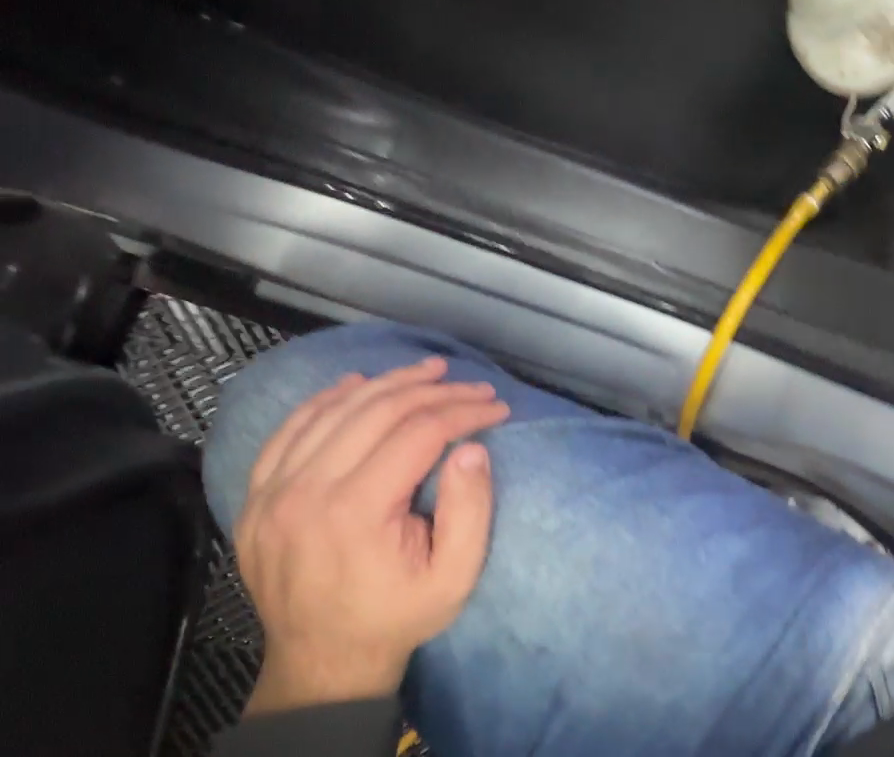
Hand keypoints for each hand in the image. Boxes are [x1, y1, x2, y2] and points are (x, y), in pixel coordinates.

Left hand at [235, 358, 507, 714]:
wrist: (323, 660)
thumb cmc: (399, 613)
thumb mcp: (455, 573)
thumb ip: (469, 509)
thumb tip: (472, 446)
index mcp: (355, 511)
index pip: (418, 432)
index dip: (465, 411)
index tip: (499, 408)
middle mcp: (305, 493)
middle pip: (376, 412)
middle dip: (435, 390)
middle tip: (474, 386)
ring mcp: (271, 495)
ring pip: (333, 412)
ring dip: (386, 383)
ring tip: (429, 370)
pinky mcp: (256, 500)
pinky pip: (287, 433)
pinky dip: (325, 401)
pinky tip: (357, 385)